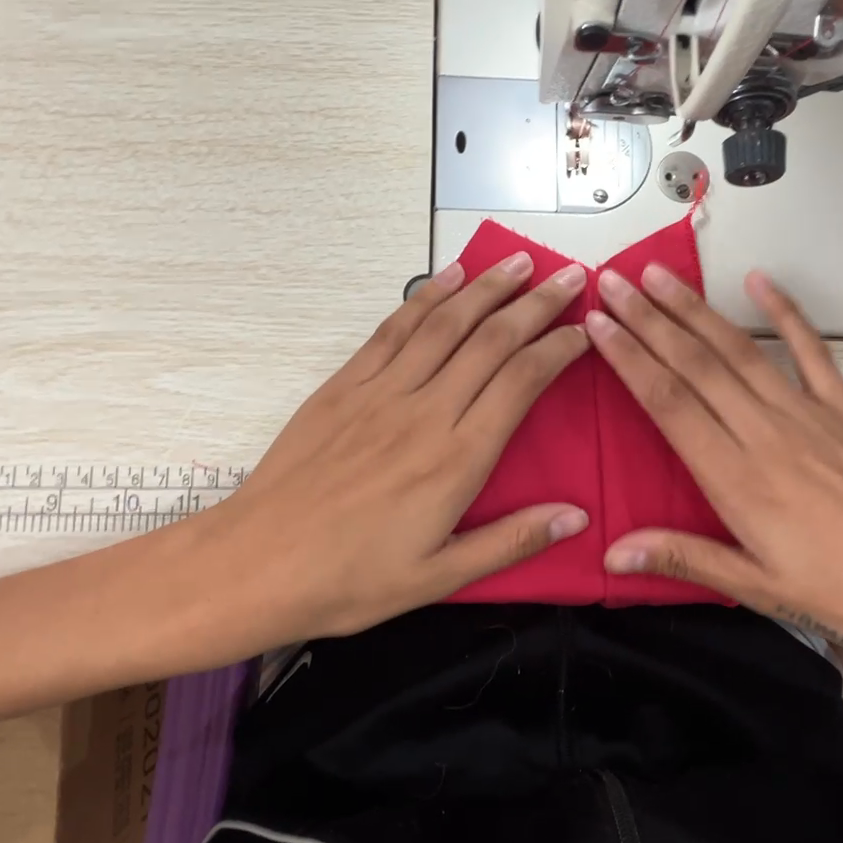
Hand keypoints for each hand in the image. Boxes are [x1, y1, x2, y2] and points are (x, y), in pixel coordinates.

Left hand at [203, 251, 591, 643]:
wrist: (257, 564)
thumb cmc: (350, 579)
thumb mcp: (440, 578)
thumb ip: (512, 541)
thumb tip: (577, 517)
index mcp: (457, 460)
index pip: (522, 382)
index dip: (559, 348)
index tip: (584, 328)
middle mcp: (425, 413)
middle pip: (492, 341)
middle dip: (537, 304)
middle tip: (569, 276)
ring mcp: (381, 393)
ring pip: (446, 324)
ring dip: (487, 288)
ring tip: (519, 262)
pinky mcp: (344, 386)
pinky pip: (393, 330)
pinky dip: (424, 298)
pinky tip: (448, 278)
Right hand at [583, 264, 842, 660]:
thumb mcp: (758, 588)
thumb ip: (683, 558)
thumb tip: (612, 553)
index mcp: (736, 477)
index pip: (667, 403)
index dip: (629, 359)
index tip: (598, 325)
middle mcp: (765, 433)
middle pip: (695, 364)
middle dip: (648, 319)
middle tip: (612, 281)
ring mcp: (808, 414)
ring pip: (739, 349)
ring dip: (695, 309)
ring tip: (659, 275)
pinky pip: (810, 351)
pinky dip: (786, 311)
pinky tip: (761, 280)